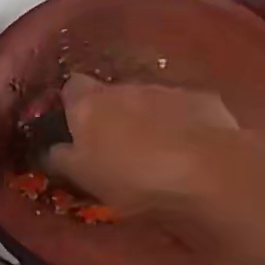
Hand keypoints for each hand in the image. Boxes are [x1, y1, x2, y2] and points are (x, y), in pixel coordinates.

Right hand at [44, 75, 241, 214]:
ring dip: (149, 119)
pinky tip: (190, 151)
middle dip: (112, 113)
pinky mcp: (210, 103)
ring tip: (156, 152)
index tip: (73, 125)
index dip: (71, 103)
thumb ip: (59, 157)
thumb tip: (50, 150)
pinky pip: (187, 112)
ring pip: (150, 102)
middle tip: (114, 146)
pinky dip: (184, 125)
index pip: (71, 87)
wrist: (214, 177)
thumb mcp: (80, 175)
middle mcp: (125, 88)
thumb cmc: (132, 175)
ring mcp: (170, 92)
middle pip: (112, 94)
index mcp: (87, 102)